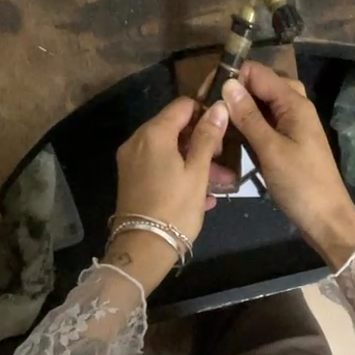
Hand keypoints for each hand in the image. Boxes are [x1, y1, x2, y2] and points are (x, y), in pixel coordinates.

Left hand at [111, 96, 228, 290]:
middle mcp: (138, 140)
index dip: (205, 115)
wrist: (144, 248)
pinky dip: (178, 173)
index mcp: (154, 133)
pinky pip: (159, 167)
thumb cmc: (176, 209)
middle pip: (174, 129)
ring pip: (168, 151)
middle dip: (201, 143)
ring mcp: (131, 161)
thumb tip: (219, 107)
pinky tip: (199, 195)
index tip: (221, 137)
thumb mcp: (197, 173)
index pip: (182, 106)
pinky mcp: (131, 179)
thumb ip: (208, 138)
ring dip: (194, 162)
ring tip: (218, 185)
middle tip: (222, 164)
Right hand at [222, 62, 354, 267]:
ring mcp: (293, 127)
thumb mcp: (271, 150)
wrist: (327, 219)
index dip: (231, 78)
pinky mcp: (290, 144)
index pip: (257, 72)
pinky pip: (267, 126)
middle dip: (235, 94)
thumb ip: (249, 117)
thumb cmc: (301, 185)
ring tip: (216, 126)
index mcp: (294, 103)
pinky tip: (232, 140)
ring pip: (263, 107)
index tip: (206, 95)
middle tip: (210, 112)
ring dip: (241, 113)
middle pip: (260, 87)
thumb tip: (228, 85)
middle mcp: (295, 108)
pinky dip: (250, 129)